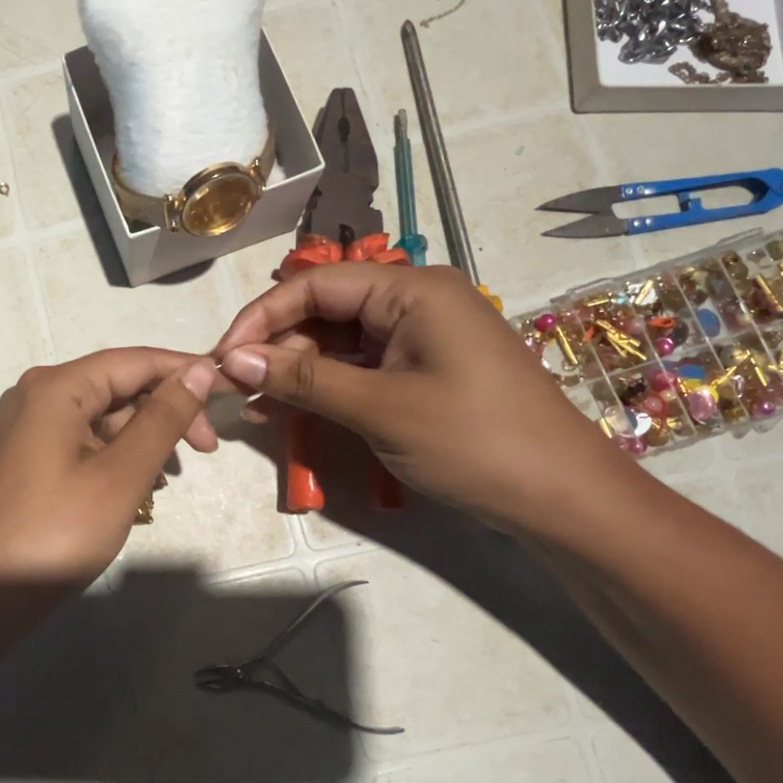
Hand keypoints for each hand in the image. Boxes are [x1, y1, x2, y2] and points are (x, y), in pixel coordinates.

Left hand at [0, 349, 218, 610]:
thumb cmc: (56, 533)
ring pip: (101, 415)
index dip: (186, 372)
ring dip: (142, 438)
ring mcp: (25, 427)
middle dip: (166, 411)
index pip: (135, 360)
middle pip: (117, 385)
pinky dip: (114, 455)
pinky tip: (136, 487)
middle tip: (207, 450)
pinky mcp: (23, 458)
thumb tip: (199, 369)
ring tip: (168, 479)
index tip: (230, 395)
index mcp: (55, 387)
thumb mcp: (121, 476)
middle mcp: (36, 395)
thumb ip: (163, 419)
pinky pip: (81, 439)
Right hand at [214, 263, 633, 532]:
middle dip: (277, 347)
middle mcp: (417, 301)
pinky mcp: (426, 368)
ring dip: (298, 370)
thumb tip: (232, 359)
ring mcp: (423, 336)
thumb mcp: (379, 408)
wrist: (561, 497)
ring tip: (258, 407)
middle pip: (326, 310)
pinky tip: (295, 411)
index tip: (221, 358)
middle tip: (237, 390)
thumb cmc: (473, 441)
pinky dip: (327, 386)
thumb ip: (303, 378)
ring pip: (340, 341)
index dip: (261, 318)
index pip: (315, 284)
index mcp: (412, 290)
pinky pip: (362, 366)